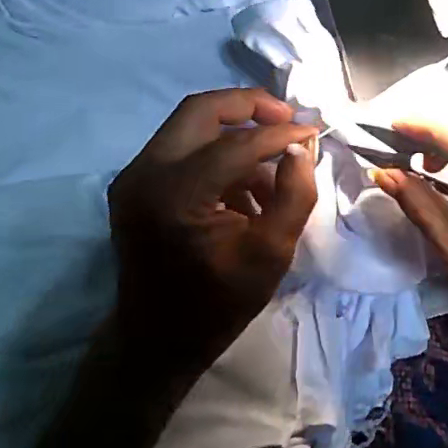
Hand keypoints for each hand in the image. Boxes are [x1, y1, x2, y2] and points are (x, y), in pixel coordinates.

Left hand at [105, 89, 318, 391]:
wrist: (156, 340)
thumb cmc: (217, 304)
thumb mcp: (271, 254)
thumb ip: (294, 195)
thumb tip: (300, 149)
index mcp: (176, 195)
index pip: (236, 143)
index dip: (281, 133)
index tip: (314, 131)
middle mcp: (145, 174)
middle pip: (200, 111)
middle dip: (249, 106)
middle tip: (287, 119)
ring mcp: (133, 177)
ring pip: (189, 126)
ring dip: (234, 135)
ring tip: (271, 171)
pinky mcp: (133, 185)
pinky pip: (180, 149)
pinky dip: (215, 155)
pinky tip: (244, 188)